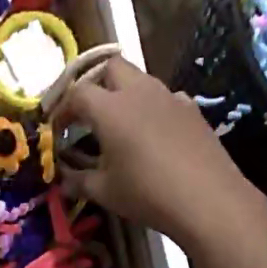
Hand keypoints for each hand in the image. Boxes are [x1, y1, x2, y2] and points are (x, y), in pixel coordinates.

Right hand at [51, 60, 266, 248]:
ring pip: (140, 80)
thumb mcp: (105, 192)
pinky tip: (154, 136)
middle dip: (95, 84)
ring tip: (121, 126)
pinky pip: (165, 98)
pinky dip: (152, 109)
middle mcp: (139, 92)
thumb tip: (64, 181)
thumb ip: (80, 181)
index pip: (77, 93)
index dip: (63, 108)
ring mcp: (170, 97)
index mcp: (110, 108)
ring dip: (125, 95)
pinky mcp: (192, 110)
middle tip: (89, 114)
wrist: (208, 199)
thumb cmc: (147, 194)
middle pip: (111, 68)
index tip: (58, 129)